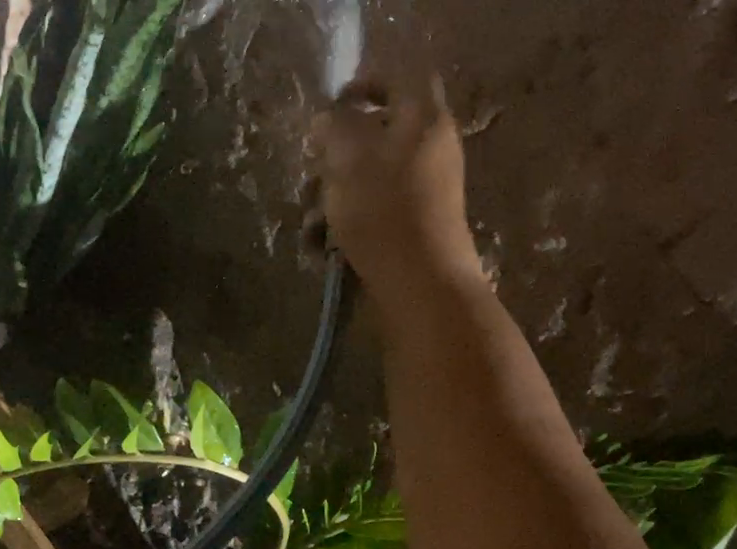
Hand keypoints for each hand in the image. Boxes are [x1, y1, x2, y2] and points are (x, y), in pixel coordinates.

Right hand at [310, 72, 479, 284]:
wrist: (419, 283)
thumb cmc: (384, 212)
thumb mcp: (349, 158)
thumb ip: (336, 126)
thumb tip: (329, 117)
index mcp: (422, 118)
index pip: (399, 77)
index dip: (364, 84)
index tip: (329, 108)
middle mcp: (427, 149)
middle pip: (373, 137)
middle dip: (331, 160)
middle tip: (311, 179)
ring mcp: (420, 192)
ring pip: (363, 181)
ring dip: (327, 202)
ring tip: (310, 229)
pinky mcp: (408, 228)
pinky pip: (368, 215)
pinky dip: (341, 228)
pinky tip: (320, 251)